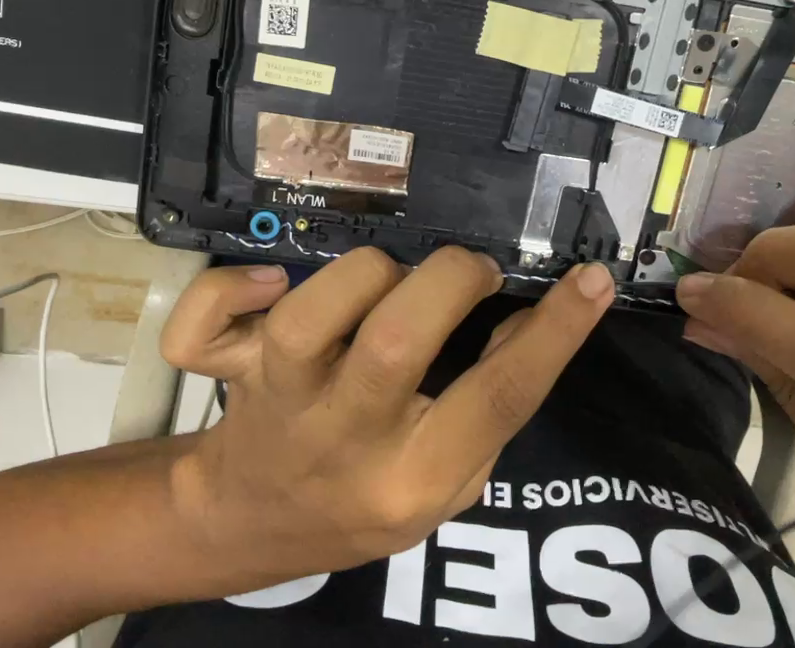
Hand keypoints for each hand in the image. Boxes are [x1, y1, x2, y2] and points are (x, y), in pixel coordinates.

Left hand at [160, 248, 614, 588]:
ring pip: (308, 320)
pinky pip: (206, 331)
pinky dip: (229, 292)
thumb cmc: (363, 497)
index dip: (552, 335)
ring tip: (389, 277)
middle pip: (394, 342)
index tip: (589, 279)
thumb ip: (486, 409)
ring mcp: (281, 404)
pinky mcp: (232, 376)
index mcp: (414, 479)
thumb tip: (528, 316)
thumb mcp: (446, 478)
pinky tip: (269, 281)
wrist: (249, 523)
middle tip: (470, 271)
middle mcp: (345, 439)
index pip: (496, 401)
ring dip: (361, 273)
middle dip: (447, 281)